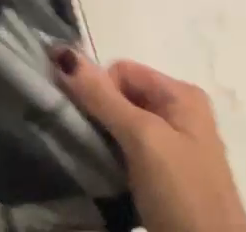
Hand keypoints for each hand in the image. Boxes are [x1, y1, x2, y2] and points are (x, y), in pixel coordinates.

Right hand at [53, 50, 245, 231]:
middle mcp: (181, 113)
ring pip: (123, 125)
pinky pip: (130, 151)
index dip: (99, 90)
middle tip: (90, 145)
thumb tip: (63, 51)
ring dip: (104, 139)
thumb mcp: (142, 140)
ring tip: (97, 162)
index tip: (91, 125)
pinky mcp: (167, 176)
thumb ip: (102, 97)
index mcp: (182, 95)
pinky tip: (110, 178)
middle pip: (122, 95)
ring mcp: (176, 146)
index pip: (122, 70)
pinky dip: (114, 159)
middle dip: (99, 114)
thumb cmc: (183, 195)